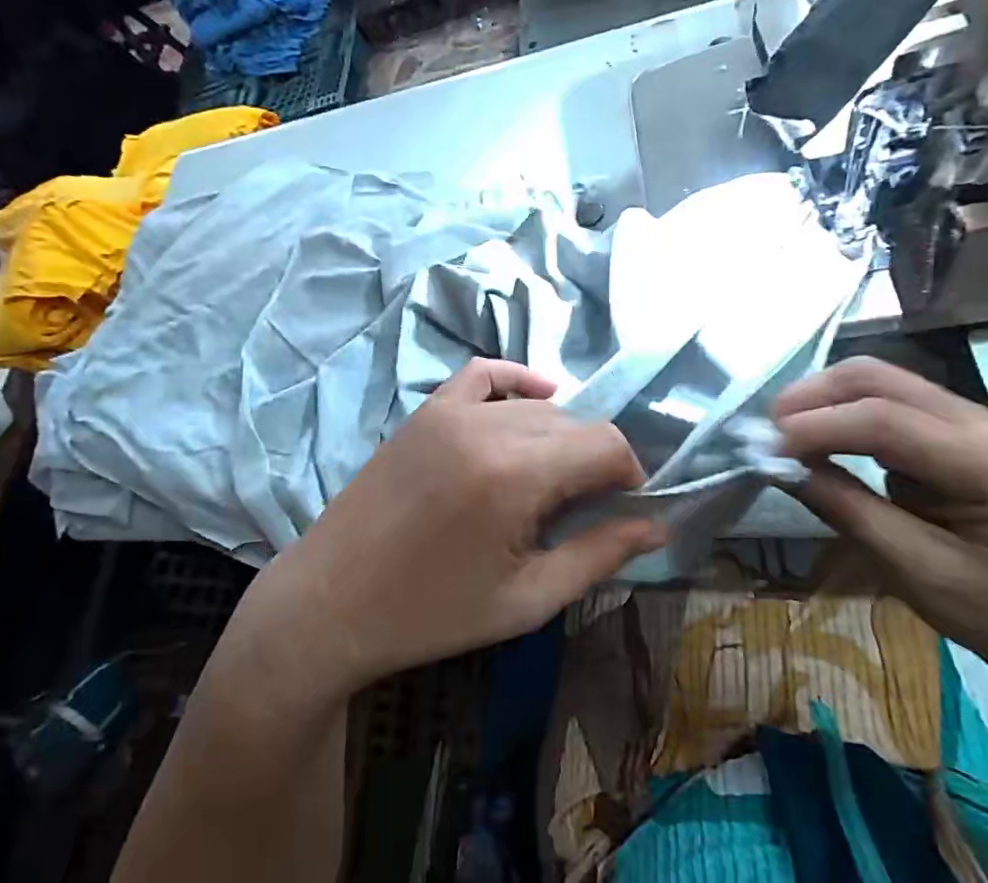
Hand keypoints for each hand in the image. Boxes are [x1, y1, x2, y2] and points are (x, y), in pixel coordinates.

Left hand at [244, 359, 666, 690]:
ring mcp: (448, 410)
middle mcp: (485, 425)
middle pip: (574, 423)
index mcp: (514, 473)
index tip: (623, 509)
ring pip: (535, 406)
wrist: (331, 601)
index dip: (629, 474)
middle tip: (583, 510)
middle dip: (594, 461)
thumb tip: (656, 525)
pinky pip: (484, 375)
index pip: (605, 443)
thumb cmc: (432, 613)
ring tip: (549, 483)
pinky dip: (517, 384)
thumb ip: (599, 555)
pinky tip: (533, 401)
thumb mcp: (527, 599)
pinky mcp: (424, 410)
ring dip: (560, 437)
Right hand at [774, 357, 987, 675]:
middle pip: (886, 381)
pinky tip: (820, 434)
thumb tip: (782, 467)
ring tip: (784, 429)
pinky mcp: (960, 430)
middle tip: (768, 427)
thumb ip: (849, 512)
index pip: (891, 423)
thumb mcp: (916, 573)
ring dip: (826, 398)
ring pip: (886, 381)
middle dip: (817, 396)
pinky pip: (893, 400)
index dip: (820, 427)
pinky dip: (845, 410)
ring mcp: (979, 424)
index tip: (768, 448)